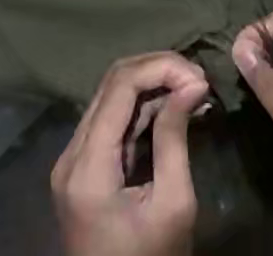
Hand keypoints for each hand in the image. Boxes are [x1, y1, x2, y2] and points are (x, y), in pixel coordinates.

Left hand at [54, 53, 209, 255]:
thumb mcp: (172, 204)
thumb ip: (175, 138)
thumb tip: (193, 84)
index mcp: (88, 167)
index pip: (120, 86)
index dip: (162, 67)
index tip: (201, 79)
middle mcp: (72, 154)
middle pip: (113, 82)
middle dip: (160, 69)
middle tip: (199, 81)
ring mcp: (74, 160)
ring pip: (113, 94)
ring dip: (154, 83)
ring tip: (194, 91)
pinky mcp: (84, 167)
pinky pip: (114, 117)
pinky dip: (146, 104)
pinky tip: (177, 106)